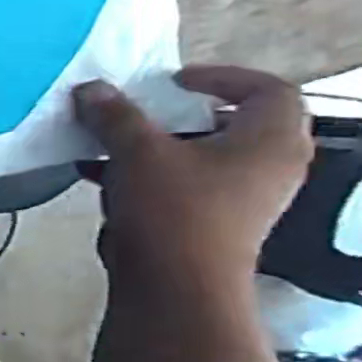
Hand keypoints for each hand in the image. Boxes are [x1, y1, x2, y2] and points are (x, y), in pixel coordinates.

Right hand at [74, 65, 312, 293]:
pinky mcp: (210, 220)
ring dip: (155, 143)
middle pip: (231, 123)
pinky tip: (98, 173)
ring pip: (201, 154)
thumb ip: (115, 116)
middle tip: (141, 108)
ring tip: (110, 140)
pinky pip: (181, 182)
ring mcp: (240, 197)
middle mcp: (267, 166)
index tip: (174, 80)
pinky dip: (145, 171)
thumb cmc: (173, 209)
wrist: (175, 285)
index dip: (225, 76)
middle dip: (180, 112)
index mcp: (269, 142)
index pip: (269, 90)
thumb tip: (92, 88)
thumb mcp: (138, 152)